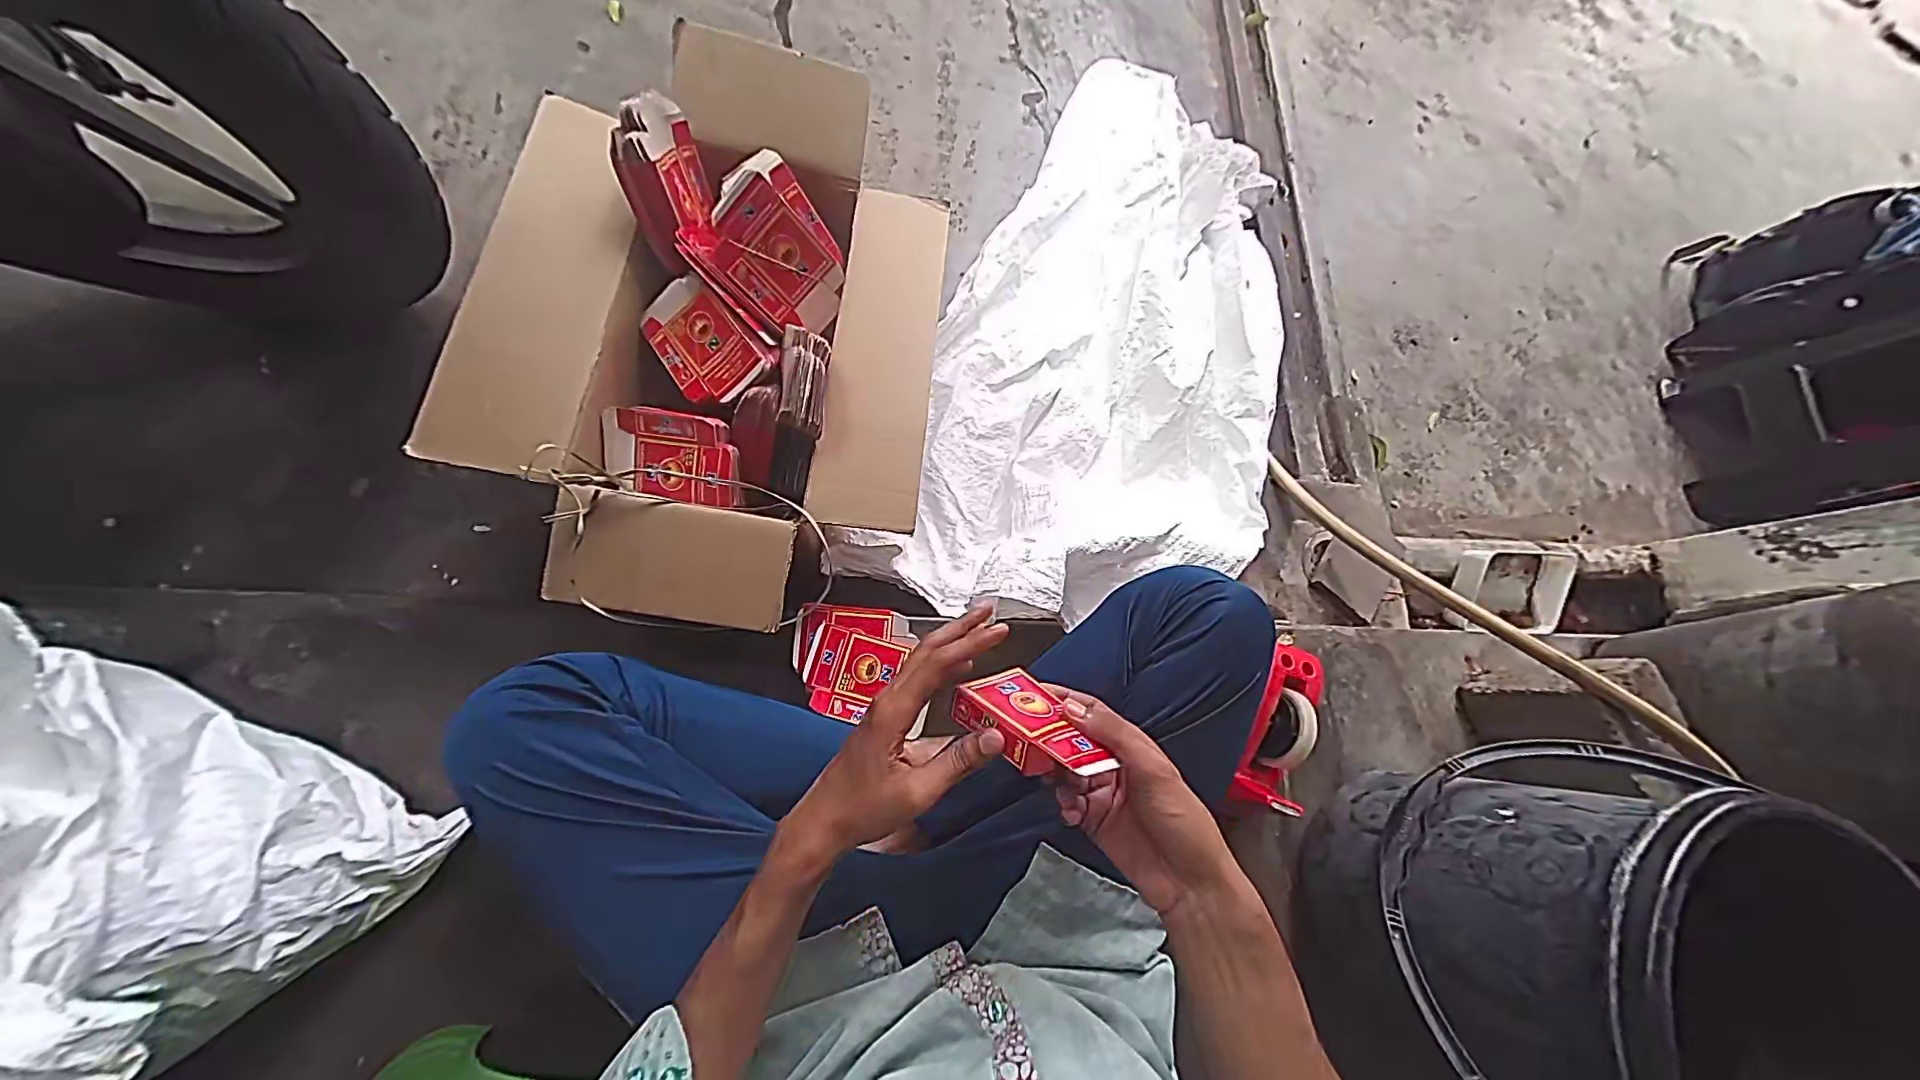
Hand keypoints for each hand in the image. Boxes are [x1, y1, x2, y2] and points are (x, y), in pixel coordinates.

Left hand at [781, 607, 1008, 864]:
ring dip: (950, 641)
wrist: (824, 819)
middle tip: (988, 612)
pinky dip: (941, 664)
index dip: (970, 642)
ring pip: (920, 660)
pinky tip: (956, 668)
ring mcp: (884, 706)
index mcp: (894, 711)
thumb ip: (958, 761)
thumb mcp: (918, 791)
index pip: (937, 663)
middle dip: (960, 628)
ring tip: (977, 630)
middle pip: (927, 650)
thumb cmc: (862, 808)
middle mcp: (888, 700)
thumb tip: (995, 737)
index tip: (996, 631)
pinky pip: (916, 678)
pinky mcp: (885, 716)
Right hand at [1044, 687, 1243, 915]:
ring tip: (1051, 778)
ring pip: (1064, 771)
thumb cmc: (1185, 821)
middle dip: (1050, 737)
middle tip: (1028, 736)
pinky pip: (1066, 802)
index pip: (1092, 714)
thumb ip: (1114, 734)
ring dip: (1055, 773)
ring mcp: (1101, 792)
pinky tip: (1071, 811)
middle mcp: (1113, 765)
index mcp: (1130, 745)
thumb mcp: (1154, 769)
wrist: (1190, 884)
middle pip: (1072, 741)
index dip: (1065, 702)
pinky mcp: (1092, 819)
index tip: (1037, 694)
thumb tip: (1074, 708)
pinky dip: (1063, 803)